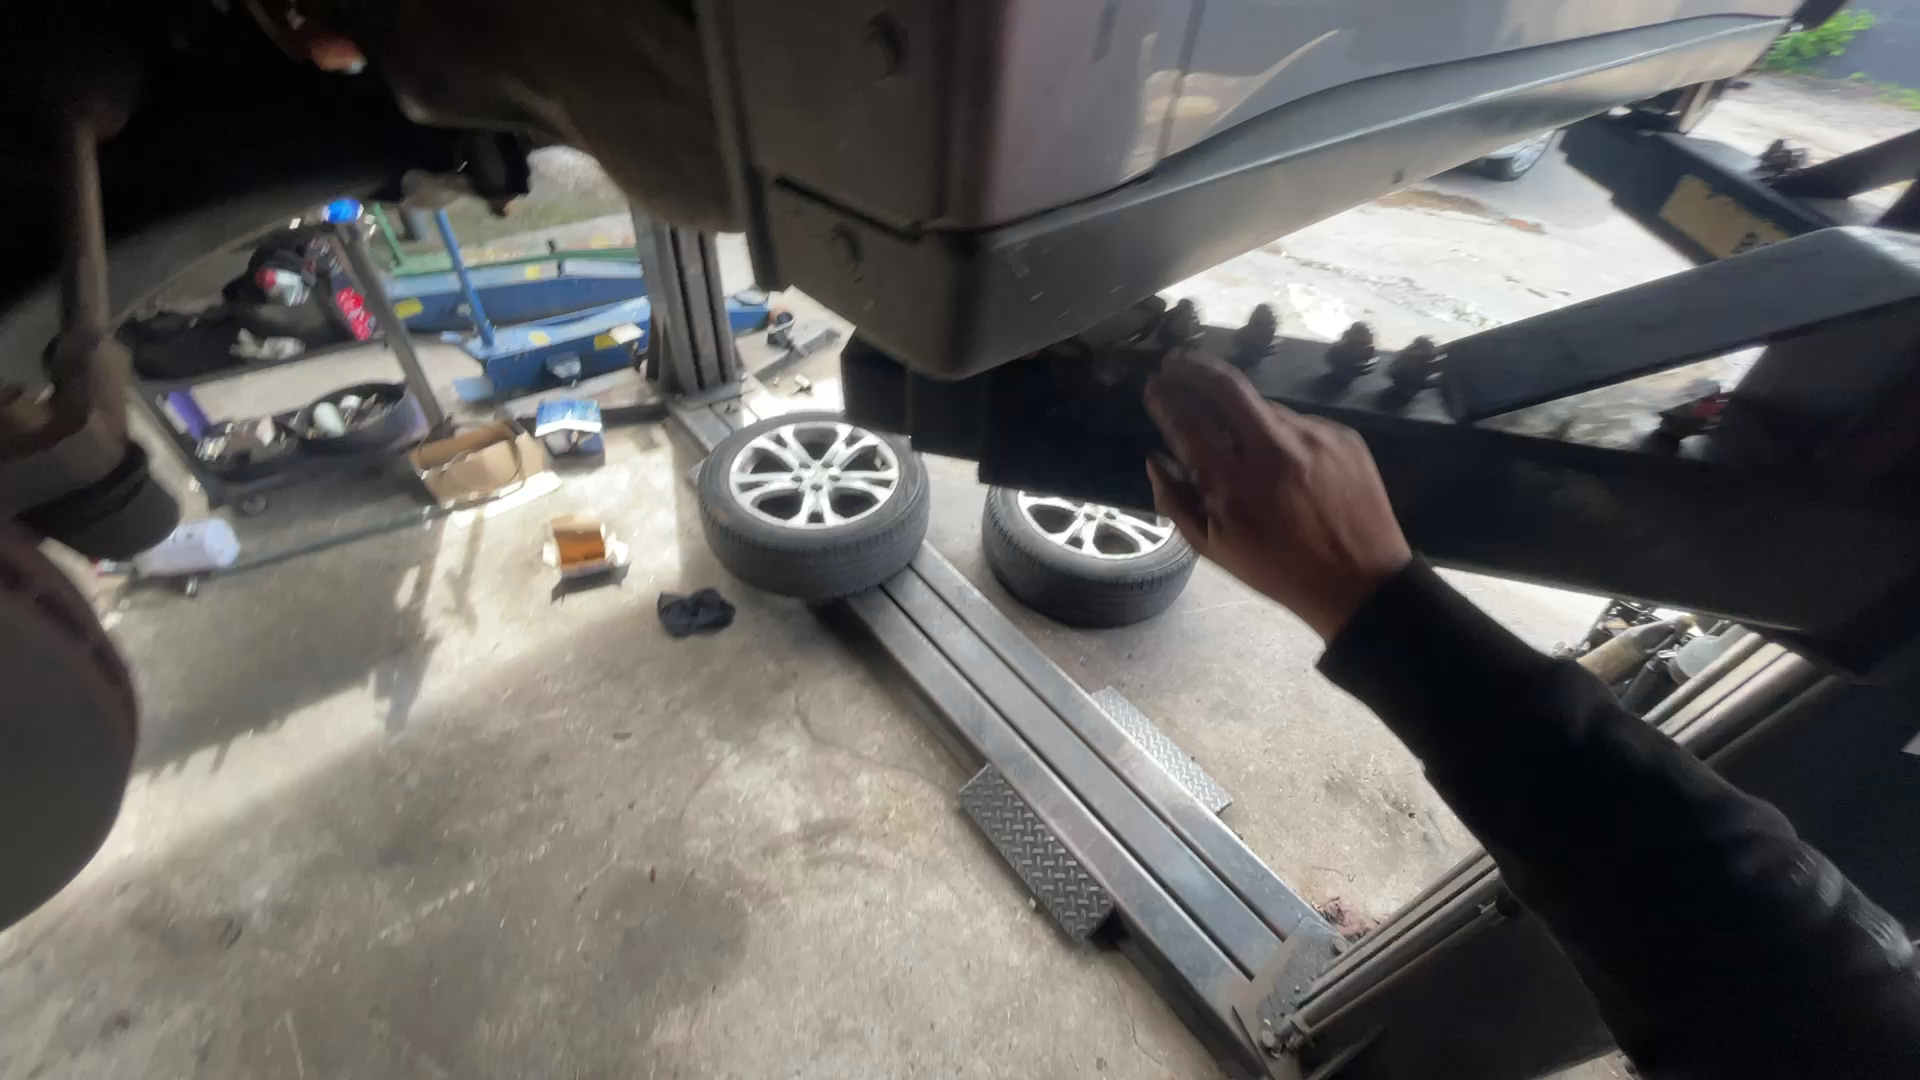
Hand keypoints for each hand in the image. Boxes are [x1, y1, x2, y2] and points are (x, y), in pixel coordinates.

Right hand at [1144, 352, 1411, 639]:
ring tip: (1232, 437)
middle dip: (1192, 368)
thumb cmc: (1277, 570)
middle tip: (1173, 362)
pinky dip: (1275, 434)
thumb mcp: (1213, 549)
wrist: (1361, 581)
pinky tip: (1279, 463)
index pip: (1189, 423)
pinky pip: (1294, 423)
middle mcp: (1274, 451)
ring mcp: (1314, 438)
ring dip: (1236, 413)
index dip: (1165, 400)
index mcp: (1236, 486)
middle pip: (1226, 386)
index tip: (1153, 388)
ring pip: (1261, 407)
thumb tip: (1155, 459)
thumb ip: (1175, 501)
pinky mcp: (1342, 435)